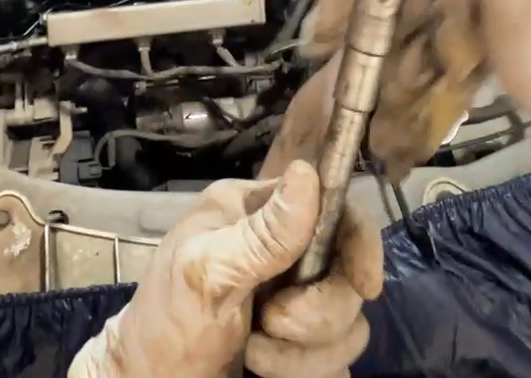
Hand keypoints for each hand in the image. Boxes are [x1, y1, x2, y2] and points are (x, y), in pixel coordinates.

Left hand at [68, 160, 382, 377]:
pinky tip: (269, 373)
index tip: (363, 283)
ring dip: (308, 351)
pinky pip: (337, 359)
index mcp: (256, 211)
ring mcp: (294, 299)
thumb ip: (262, 232)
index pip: (330, 206)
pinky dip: (309, 371)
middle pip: (345, 272)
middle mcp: (281, 249)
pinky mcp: (302, 347)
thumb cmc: (167, 320)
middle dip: (318, 310)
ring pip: (348, 322)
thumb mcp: (208, 270)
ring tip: (259, 355)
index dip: (357, 240)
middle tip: (272, 323)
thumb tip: (309, 173)